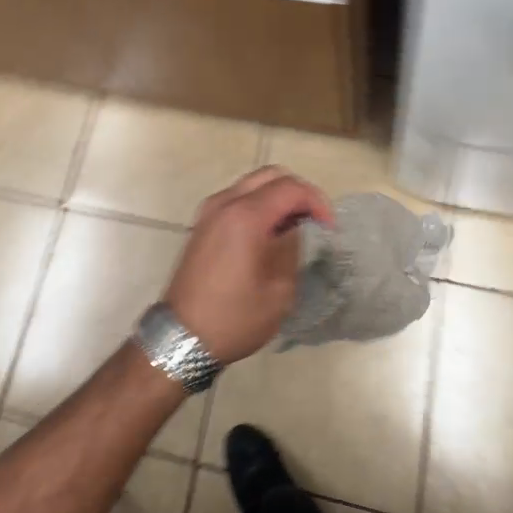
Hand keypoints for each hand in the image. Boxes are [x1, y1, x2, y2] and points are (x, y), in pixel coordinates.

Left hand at [162, 166, 335, 363]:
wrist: (181, 338)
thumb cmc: (234, 318)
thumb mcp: (279, 291)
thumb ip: (291, 248)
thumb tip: (293, 229)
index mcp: (245, 216)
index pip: (291, 188)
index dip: (317, 202)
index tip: (330, 228)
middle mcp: (225, 203)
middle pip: (271, 175)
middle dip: (298, 192)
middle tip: (314, 220)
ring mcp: (209, 211)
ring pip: (252, 183)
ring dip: (277, 196)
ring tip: (294, 226)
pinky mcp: (202, 224)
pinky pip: (237, 198)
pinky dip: (258, 204)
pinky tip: (268, 233)